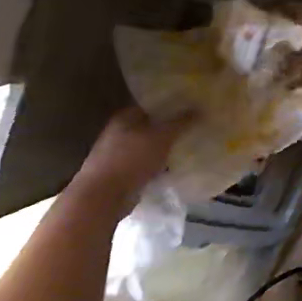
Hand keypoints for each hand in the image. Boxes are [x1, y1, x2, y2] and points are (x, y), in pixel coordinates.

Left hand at [70, 106, 187, 211]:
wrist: (104, 196)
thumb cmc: (131, 159)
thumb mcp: (161, 137)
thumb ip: (180, 122)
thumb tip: (198, 108)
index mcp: (125, 117)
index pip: (151, 104)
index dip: (172, 104)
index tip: (193, 106)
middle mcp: (120, 132)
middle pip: (151, 125)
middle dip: (172, 126)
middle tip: (197, 125)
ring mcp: (120, 154)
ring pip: (150, 146)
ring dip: (167, 147)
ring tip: (191, 145)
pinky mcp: (124, 173)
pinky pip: (148, 163)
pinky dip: (161, 164)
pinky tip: (177, 166)